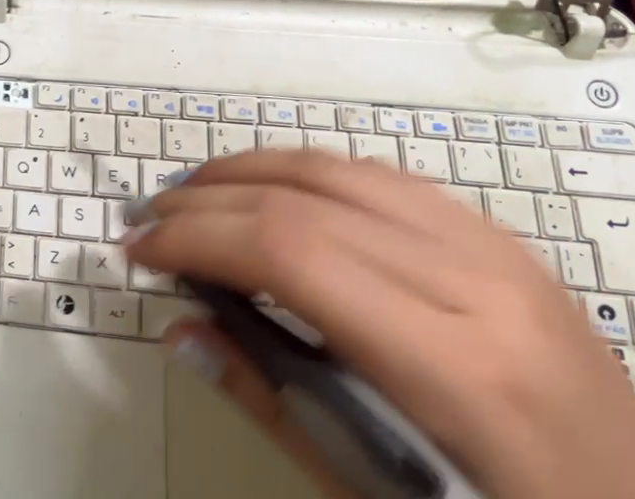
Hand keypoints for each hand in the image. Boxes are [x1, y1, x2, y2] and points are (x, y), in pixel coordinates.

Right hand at [126, 151, 634, 498]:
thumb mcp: (377, 489)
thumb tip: (181, 331)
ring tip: (190, 193)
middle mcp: (475, 283)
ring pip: (337, 168)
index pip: (289, 254)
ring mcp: (493, 246)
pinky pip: (377, 175)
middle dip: (205, 201)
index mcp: (451, 367)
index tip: (139, 250)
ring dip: (246, 170)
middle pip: (304, 200)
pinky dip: (302, 171)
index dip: (196, 237)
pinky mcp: (495, 232)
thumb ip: (273, 404)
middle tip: (147, 220)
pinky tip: (266, 190)